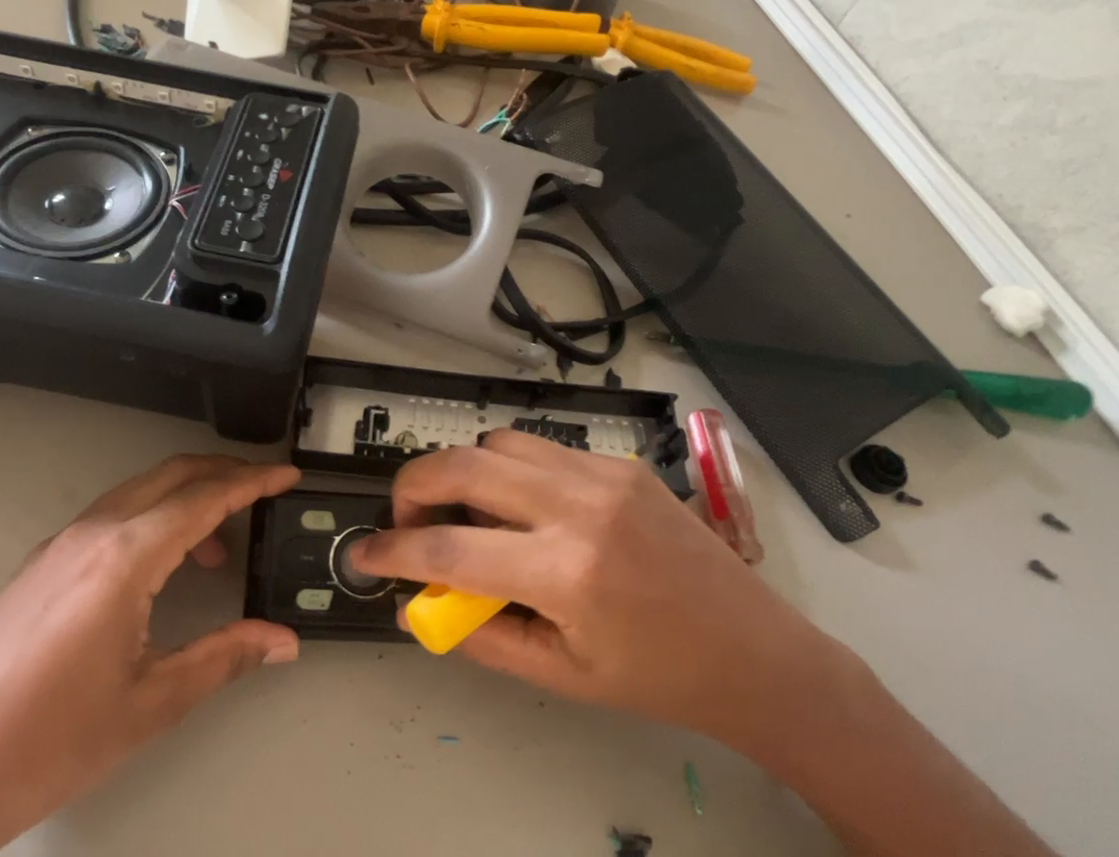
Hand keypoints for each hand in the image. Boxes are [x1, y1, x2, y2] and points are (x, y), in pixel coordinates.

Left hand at [0, 455, 301, 856]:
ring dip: (183, 500)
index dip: (252, 482)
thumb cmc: (54, 740)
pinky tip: (160, 567)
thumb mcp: (154, 701)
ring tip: (218, 547)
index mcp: (123, 558)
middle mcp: (88, 536)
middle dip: (221, 473)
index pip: (202, 499)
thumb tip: (283, 641)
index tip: (287, 475)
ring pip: (135, 494)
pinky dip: (149, 521)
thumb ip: (225, 657)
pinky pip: (108, 519)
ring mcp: (56, 548)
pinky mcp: (38, 568)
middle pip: (168, 477)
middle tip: (265, 489)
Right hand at [348, 430, 838, 743]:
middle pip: (460, 464)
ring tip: (465, 514)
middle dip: (411, 488)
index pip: (445, 550)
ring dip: (462, 472)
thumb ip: (479, 635)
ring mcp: (604, 475)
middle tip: (407, 523)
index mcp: (564, 572)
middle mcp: (579, 507)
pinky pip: (542, 449)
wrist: (755, 652)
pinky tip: (522, 510)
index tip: (362, 555)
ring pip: (497, 442)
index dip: (390, 552)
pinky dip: (510, 470)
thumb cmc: (657, 677)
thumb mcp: (559, 675)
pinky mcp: (621, 464)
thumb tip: (417, 606)